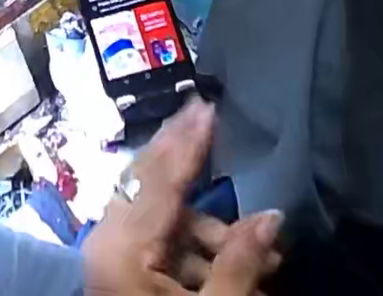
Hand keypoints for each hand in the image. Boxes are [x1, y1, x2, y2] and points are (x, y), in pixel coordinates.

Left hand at [82, 100, 284, 294]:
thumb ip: (240, 264)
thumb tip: (272, 217)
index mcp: (122, 248)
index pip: (162, 178)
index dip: (189, 141)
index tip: (207, 105)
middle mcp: (109, 242)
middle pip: (153, 182)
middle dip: (188, 156)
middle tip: (207, 114)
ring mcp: (112, 260)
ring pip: (163, 218)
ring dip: (209, 225)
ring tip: (263, 244)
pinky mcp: (120, 277)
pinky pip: (160, 245)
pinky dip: (196, 248)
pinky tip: (237, 261)